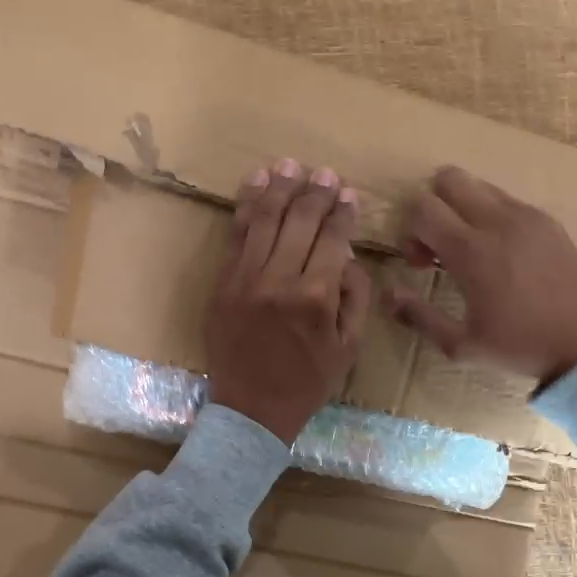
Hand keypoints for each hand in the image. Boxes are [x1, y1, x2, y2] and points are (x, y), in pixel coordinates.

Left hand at [205, 158, 371, 444]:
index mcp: (316, 298)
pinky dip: (246, 208)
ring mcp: (245, 281)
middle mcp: (279, 281)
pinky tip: (256, 185)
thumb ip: (354, 298)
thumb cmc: (306, 384)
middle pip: (300, 221)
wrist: (252, 410)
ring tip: (290, 165)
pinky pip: (236, 237)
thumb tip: (345, 256)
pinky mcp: (222, 285)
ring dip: (279, 188)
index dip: (342, 213)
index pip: (333, 239)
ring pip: (264, 220)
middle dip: (315, 192)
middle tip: (324, 174)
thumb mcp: (347, 349)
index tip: (348, 194)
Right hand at [385, 166, 576, 386]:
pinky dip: (489, 216)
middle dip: (432, 207)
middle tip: (439, 247)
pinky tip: (500, 256)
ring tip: (469, 252)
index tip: (421, 264)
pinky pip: (505, 199)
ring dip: (461, 210)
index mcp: (472, 252)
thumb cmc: (519, 347)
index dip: (410, 232)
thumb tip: (388, 294)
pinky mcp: (547, 219)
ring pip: (478, 185)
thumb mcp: (460, 345)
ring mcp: (526, 215)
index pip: (423, 208)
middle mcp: (497, 221)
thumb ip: (419, 317)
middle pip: (448, 179)